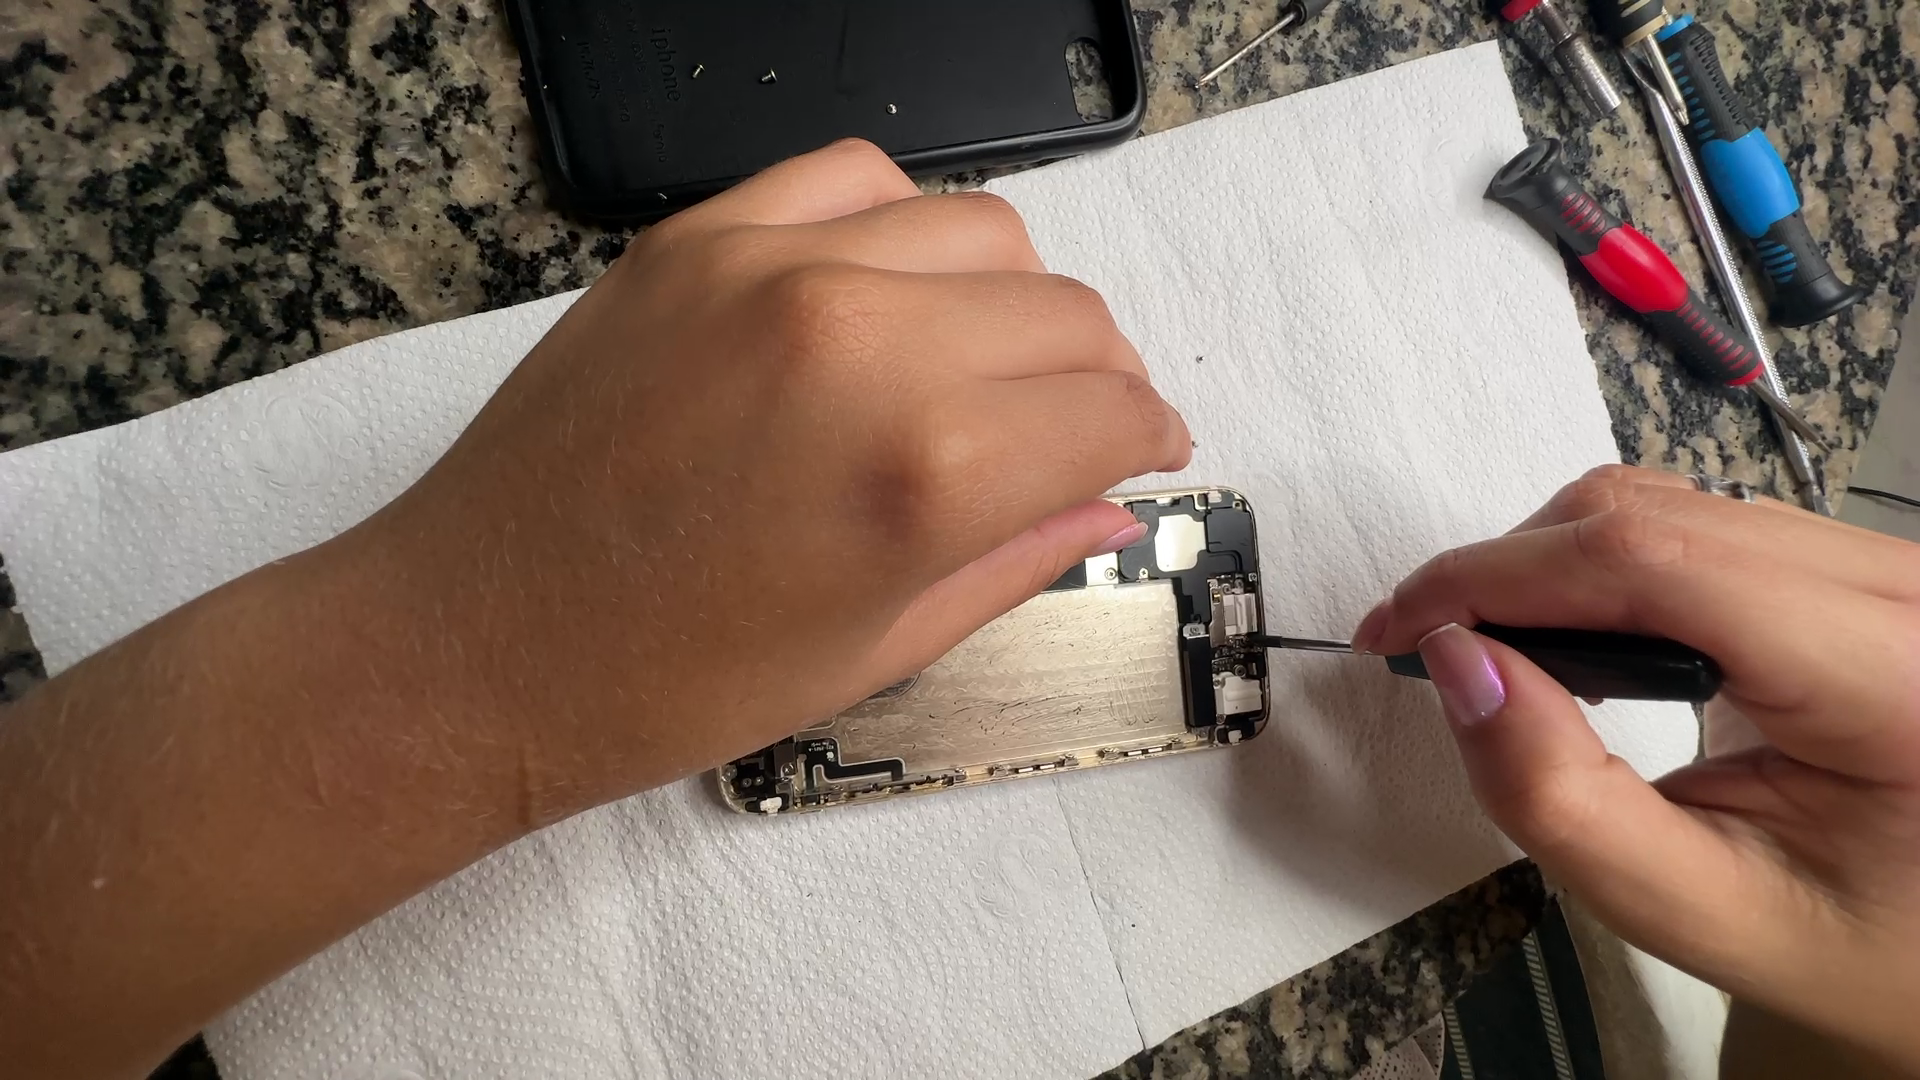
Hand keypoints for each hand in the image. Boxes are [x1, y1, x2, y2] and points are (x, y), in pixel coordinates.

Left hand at [338, 139, 1190, 820]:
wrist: (477, 643)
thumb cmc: (681, 681)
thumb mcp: (882, 647)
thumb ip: (1018, 559)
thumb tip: (1110, 508)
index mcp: (928, 476)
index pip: (1111, 414)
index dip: (1154, 435)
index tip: (1155, 451)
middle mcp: (869, 345)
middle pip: (1069, 315)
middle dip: (1105, 375)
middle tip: (1088, 422)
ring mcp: (776, 269)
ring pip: (986, 233)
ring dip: (1024, 303)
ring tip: (997, 364)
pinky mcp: (699, 238)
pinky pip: (860, 179)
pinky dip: (912, 232)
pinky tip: (901, 295)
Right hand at [1352, 465, 1919, 1069]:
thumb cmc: (1862, 948)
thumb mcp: (1690, 906)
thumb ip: (1550, 790)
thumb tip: (1451, 655)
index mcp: (1897, 677)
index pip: (1640, 561)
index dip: (1482, 577)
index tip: (1390, 635)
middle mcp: (1904, 590)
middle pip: (1633, 516)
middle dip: (1492, 573)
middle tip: (1427, 650)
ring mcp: (1884, 567)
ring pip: (1646, 505)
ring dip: (1530, 566)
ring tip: (1494, 647)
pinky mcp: (1846, 568)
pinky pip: (1676, 522)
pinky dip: (1579, 563)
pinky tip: (1567, 632)